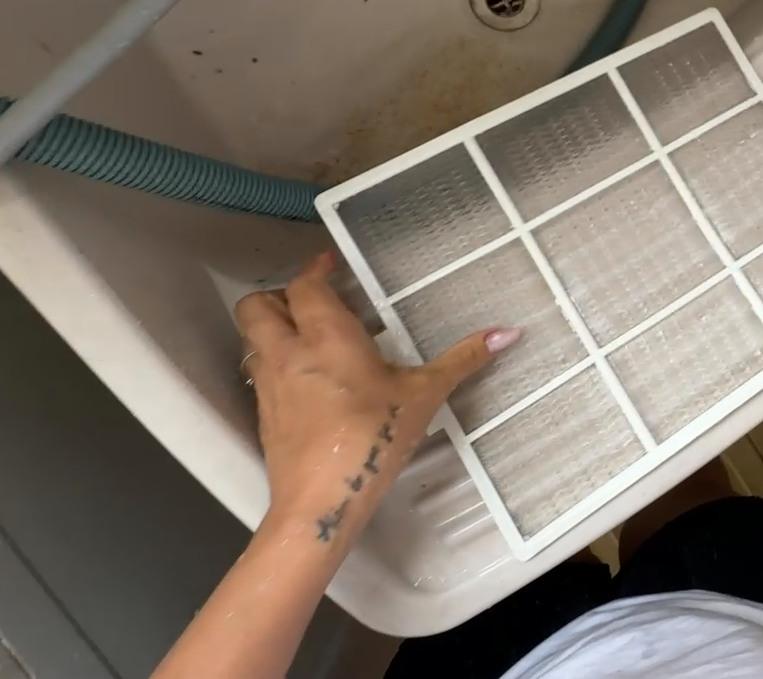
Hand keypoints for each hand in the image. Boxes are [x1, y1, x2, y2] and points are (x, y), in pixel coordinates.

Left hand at [235, 252, 519, 546]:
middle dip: (279, 294)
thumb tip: (509, 332)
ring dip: (274, 326)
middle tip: (316, 297)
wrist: (320, 500)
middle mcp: (289, 353)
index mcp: (327, 337)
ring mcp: (269, 385)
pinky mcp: (263, 413)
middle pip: (257, 306)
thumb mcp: (425, 393)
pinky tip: (312, 375)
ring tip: (313, 332)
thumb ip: (463, 358)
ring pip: (252, 338)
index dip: (315, 269)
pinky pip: (259, 370)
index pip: (305, 287)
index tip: (333, 261)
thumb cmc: (373, 435)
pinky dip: (277, 359)